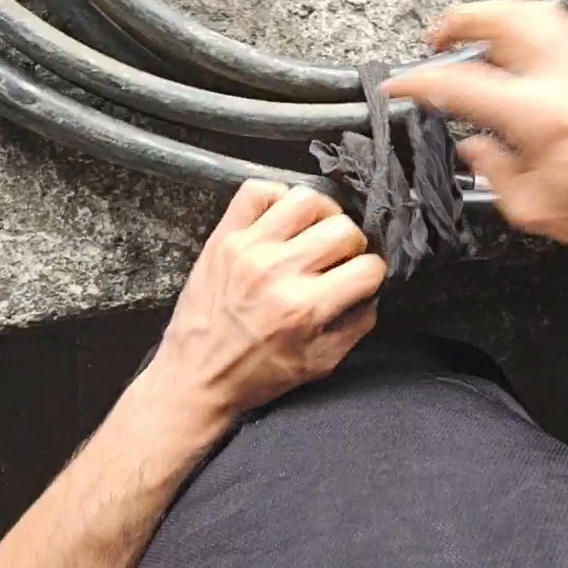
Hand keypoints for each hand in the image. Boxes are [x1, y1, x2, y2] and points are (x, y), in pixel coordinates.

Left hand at [143, 180, 386, 426]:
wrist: (194, 376)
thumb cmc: (256, 375)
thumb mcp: (319, 364)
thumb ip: (356, 326)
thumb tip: (371, 291)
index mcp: (305, 308)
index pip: (367, 268)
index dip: (373, 274)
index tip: (362, 280)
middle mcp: (278, 271)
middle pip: (343, 229)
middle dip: (353, 245)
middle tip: (340, 259)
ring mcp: (248, 249)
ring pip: (306, 199)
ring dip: (323, 214)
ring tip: (316, 232)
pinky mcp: (223, 238)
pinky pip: (257, 191)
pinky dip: (277, 197)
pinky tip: (282, 221)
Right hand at [381, 0, 567, 264]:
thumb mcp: (531, 206)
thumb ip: (493, 170)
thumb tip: (475, 149)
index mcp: (538, 115)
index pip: (462, 83)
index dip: (420, 81)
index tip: (399, 85)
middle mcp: (565, 81)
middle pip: (504, 19)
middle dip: (461, 20)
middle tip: (437, 35)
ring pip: (536, 14)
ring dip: (495, 17)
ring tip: (473, 34)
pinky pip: (559, 32)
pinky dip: (526, 31)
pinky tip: (517, 54)